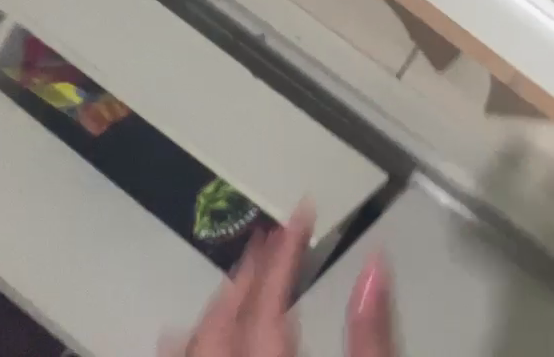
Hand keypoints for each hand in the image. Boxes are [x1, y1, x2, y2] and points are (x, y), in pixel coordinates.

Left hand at [171, 207, 396, 356]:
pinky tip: (178, 335)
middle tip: (275, 233)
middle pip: (221, 329)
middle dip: (249, 274)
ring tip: (239, 270)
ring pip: (192, 351)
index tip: (303, 209)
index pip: (268, 307)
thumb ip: (372, 333)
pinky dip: (182, 346)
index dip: (286, 252)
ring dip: (214, 307)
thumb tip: (374, 263)